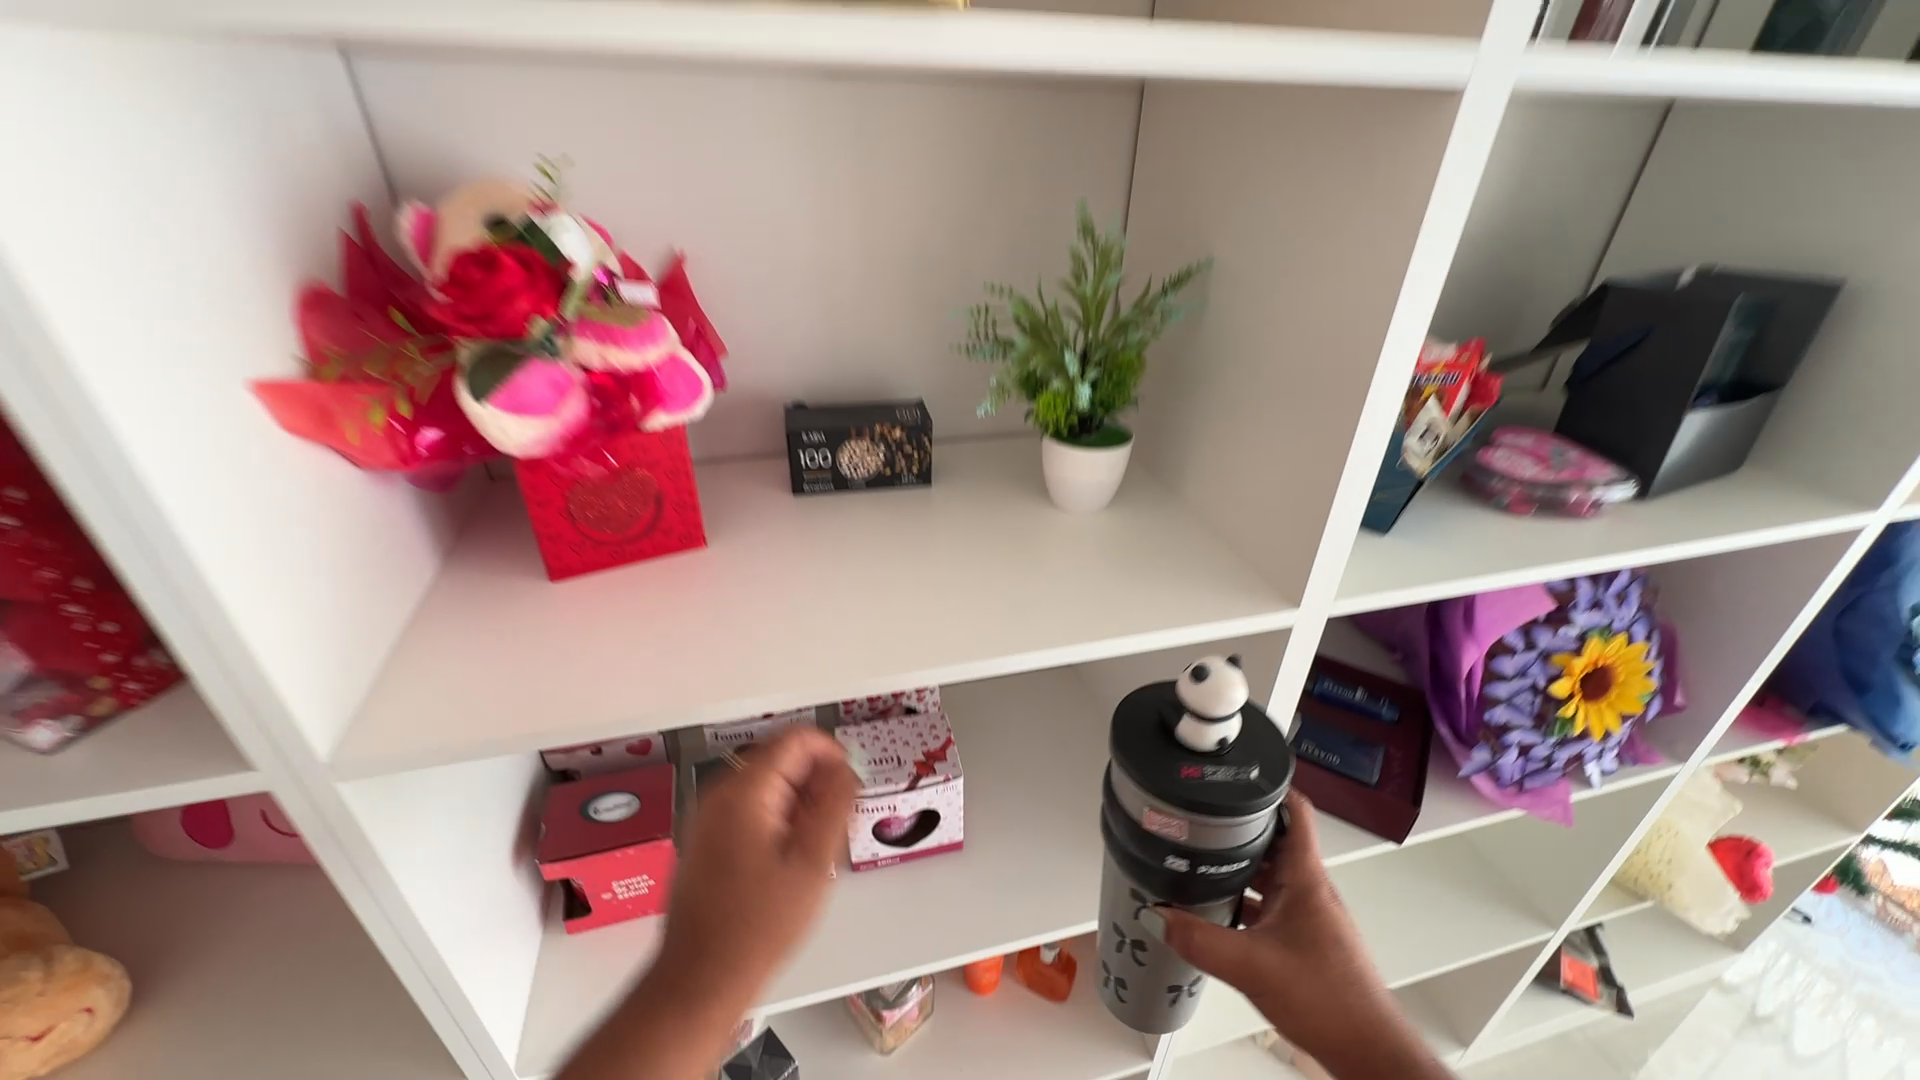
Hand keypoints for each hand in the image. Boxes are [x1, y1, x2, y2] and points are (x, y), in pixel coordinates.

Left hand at [652, 728, 857, 1010]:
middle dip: (815, 783)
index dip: (832, 754)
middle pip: (780, 759)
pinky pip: (750, 810)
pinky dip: (776, 820)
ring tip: (811, 850)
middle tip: (832, 827)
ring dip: (798, 804)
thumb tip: (845, 768)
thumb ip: (834, 803)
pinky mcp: (705, 840)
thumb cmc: (757, 927)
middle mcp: (719, 795)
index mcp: (744, 792)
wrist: (701, 978)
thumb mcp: (812, 861)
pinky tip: (786, 862)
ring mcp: (707, 818)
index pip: (797, 739)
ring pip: (767, 786)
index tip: (849, 785)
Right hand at [1157, 792, 1450, 1078]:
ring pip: (1270, 875)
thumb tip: (1160, 916)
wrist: (1365, 1051)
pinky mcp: (1304, 939)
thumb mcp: (1250, 965)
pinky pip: (1269, 905)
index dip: (1271, 785)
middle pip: (1274, 840)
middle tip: (1204, 818)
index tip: (1242, 772)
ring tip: (1202, 861)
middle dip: (1239, 828)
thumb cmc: (1331, 1002)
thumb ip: (1198, 938)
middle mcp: (1310, 890)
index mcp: (1306, 878)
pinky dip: (1245, 901)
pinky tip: (1220, 914)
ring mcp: (1308, 915)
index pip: (1296, 811)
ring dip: (1240, 867)